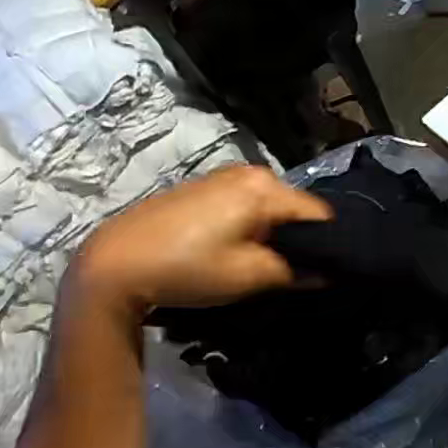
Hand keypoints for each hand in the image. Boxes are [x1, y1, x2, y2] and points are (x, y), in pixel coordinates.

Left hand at [72, 165, 331, 315]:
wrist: (117, 262)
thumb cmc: (189, 268)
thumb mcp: (248, 276)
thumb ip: (295, 272)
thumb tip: (326, 273)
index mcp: (265, 187)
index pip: (320, 213)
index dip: (330, 244)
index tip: (329, 273)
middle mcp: (248, 172)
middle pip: (294, 207)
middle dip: (300, 238)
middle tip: (297, 274)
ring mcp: (222, 176)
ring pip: (269, 206)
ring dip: (274, 234)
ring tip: (267, 265)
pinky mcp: (203, 187)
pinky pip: (245, 204)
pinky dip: (251, 225)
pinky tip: (238, 249)